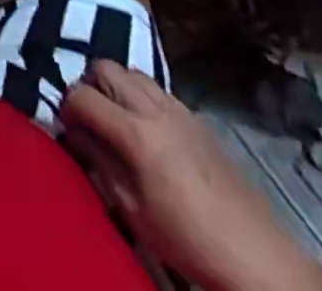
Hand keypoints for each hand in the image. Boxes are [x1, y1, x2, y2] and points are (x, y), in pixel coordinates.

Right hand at [62, 61, 321, 290]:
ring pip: (133, 72)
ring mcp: (181, 110)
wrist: (255, 255)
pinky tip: (146, 130)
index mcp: (137, 133)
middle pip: (107, 67)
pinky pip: (158, 90)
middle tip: (88, 117)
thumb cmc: (186, 238)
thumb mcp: (131, 208)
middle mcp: (157, 109)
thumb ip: (98, 161)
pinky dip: (141, 96)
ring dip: (116, 87)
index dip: (66, 107)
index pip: (83, 95)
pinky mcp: (198, 119)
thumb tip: (74, 134)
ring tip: (115, 120)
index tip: (66, 126)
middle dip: (89, 85)